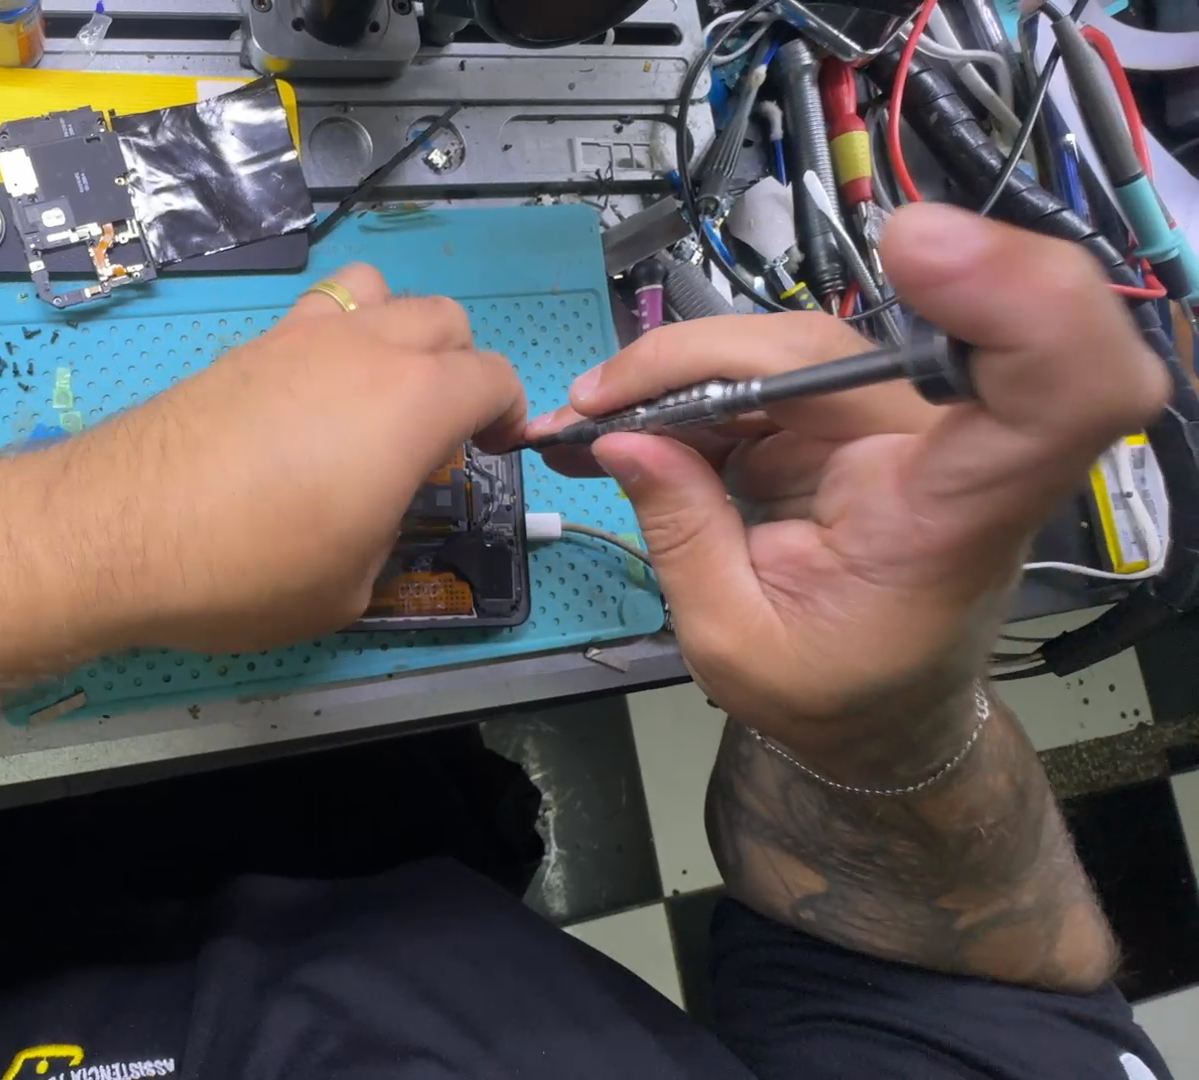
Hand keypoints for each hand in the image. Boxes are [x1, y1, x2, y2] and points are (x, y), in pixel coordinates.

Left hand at [59, 263, 526, 653]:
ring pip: (373, 292)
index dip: (507, 412)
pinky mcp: (242, 347)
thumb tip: (374, 503)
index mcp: (411, 404)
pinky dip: (331, 341)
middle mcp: (361, 348)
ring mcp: (295, 337)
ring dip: (394, 331)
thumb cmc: (248, 571)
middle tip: (430, 432)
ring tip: (370, 392)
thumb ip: (384, 530)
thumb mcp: (348, 586)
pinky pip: (310, 316)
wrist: (120, 533)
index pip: (493, 377)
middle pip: (441, 319)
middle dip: (457, 367)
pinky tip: (300, 401)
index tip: (492, 447)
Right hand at [528, 203, 1168, 782]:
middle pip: (821, 350)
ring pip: (767, 352)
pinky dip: (662, 401)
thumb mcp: (729, 636)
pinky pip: (736, 383)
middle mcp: (919, 449)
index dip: (1015, 301)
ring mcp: (866, 430)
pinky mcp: (818, 428)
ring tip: (576, 423)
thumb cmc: (824, 690)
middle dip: (687, 360)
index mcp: (944, 514)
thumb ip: (681, 534)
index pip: (1049, 391)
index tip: (915, 246)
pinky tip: (602, 427)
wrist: (863, 707)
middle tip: (585, 407)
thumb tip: (617, 440)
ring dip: (658, 379)